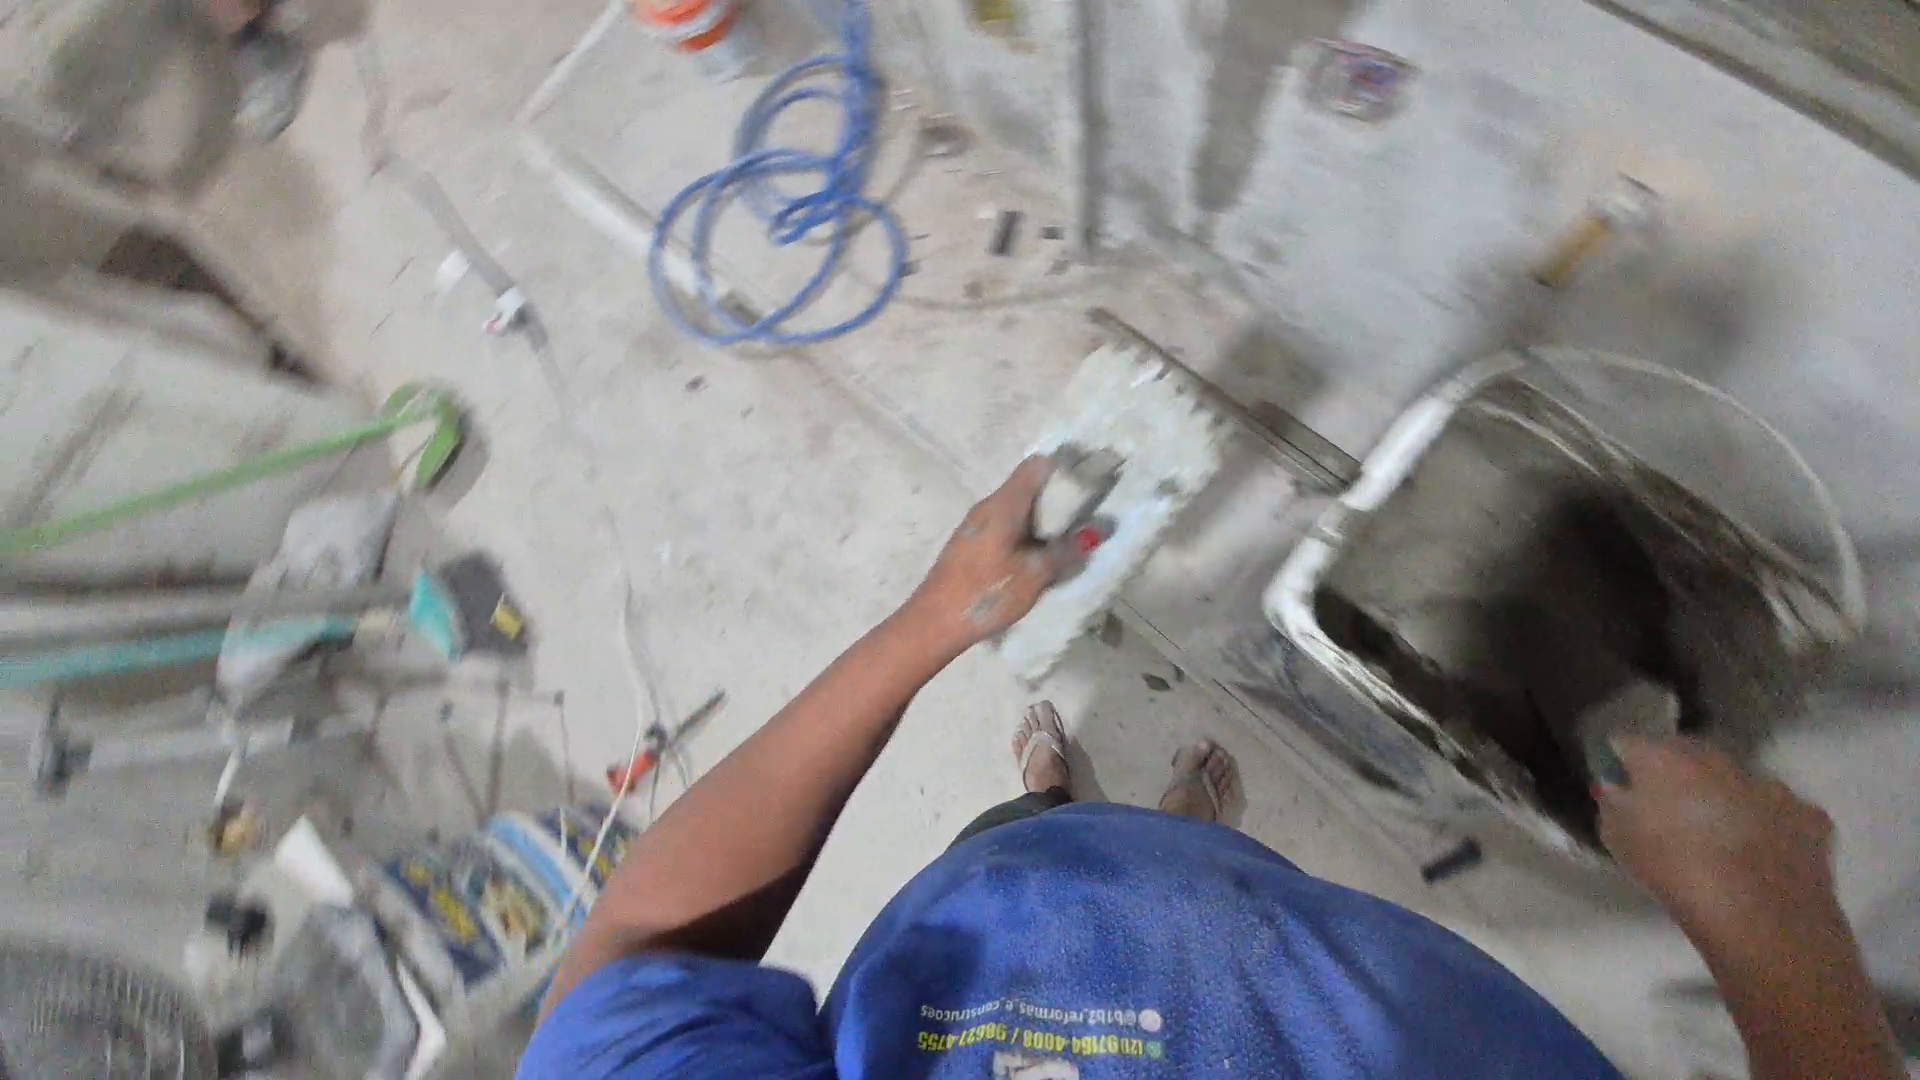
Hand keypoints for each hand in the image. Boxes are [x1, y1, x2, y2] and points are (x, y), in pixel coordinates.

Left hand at [905, 456, 1082, 653]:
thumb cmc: (985, 593)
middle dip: (1059, 498)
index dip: (1065, 468)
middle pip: (1028, 486)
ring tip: (1070, 538)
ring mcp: (977, 524)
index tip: (1089, 483)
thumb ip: (1067, 550)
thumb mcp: (1034, 574)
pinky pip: (1006, 526)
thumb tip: (1100, 530)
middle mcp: (988, 506)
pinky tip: (1039, 556)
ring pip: (1018, 508)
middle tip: (1088, 515)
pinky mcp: (972, 543)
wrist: (934, 621)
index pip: (1036, 466)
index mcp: (1003, 504)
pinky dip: (1027, 533)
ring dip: (1043, 519)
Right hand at [1598, 736, 1841, 944]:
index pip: (1627, 742)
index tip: (1617, 783)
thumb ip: (1613, 801)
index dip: (1618, 762)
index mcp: (1662, 757)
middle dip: (1670, 770)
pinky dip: (1763, 817)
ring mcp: (1769, 786)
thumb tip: (1621, 789)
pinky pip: (1775, 806)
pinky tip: (1755, 843)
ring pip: (1732, 777)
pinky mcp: (1810, 816)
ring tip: (1713, 827)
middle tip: (1661, 803)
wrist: (1761, 919)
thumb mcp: (1614, 835)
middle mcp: (1716, 760)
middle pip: (1683, 751)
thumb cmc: (1672, 870)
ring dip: (1719, 791)